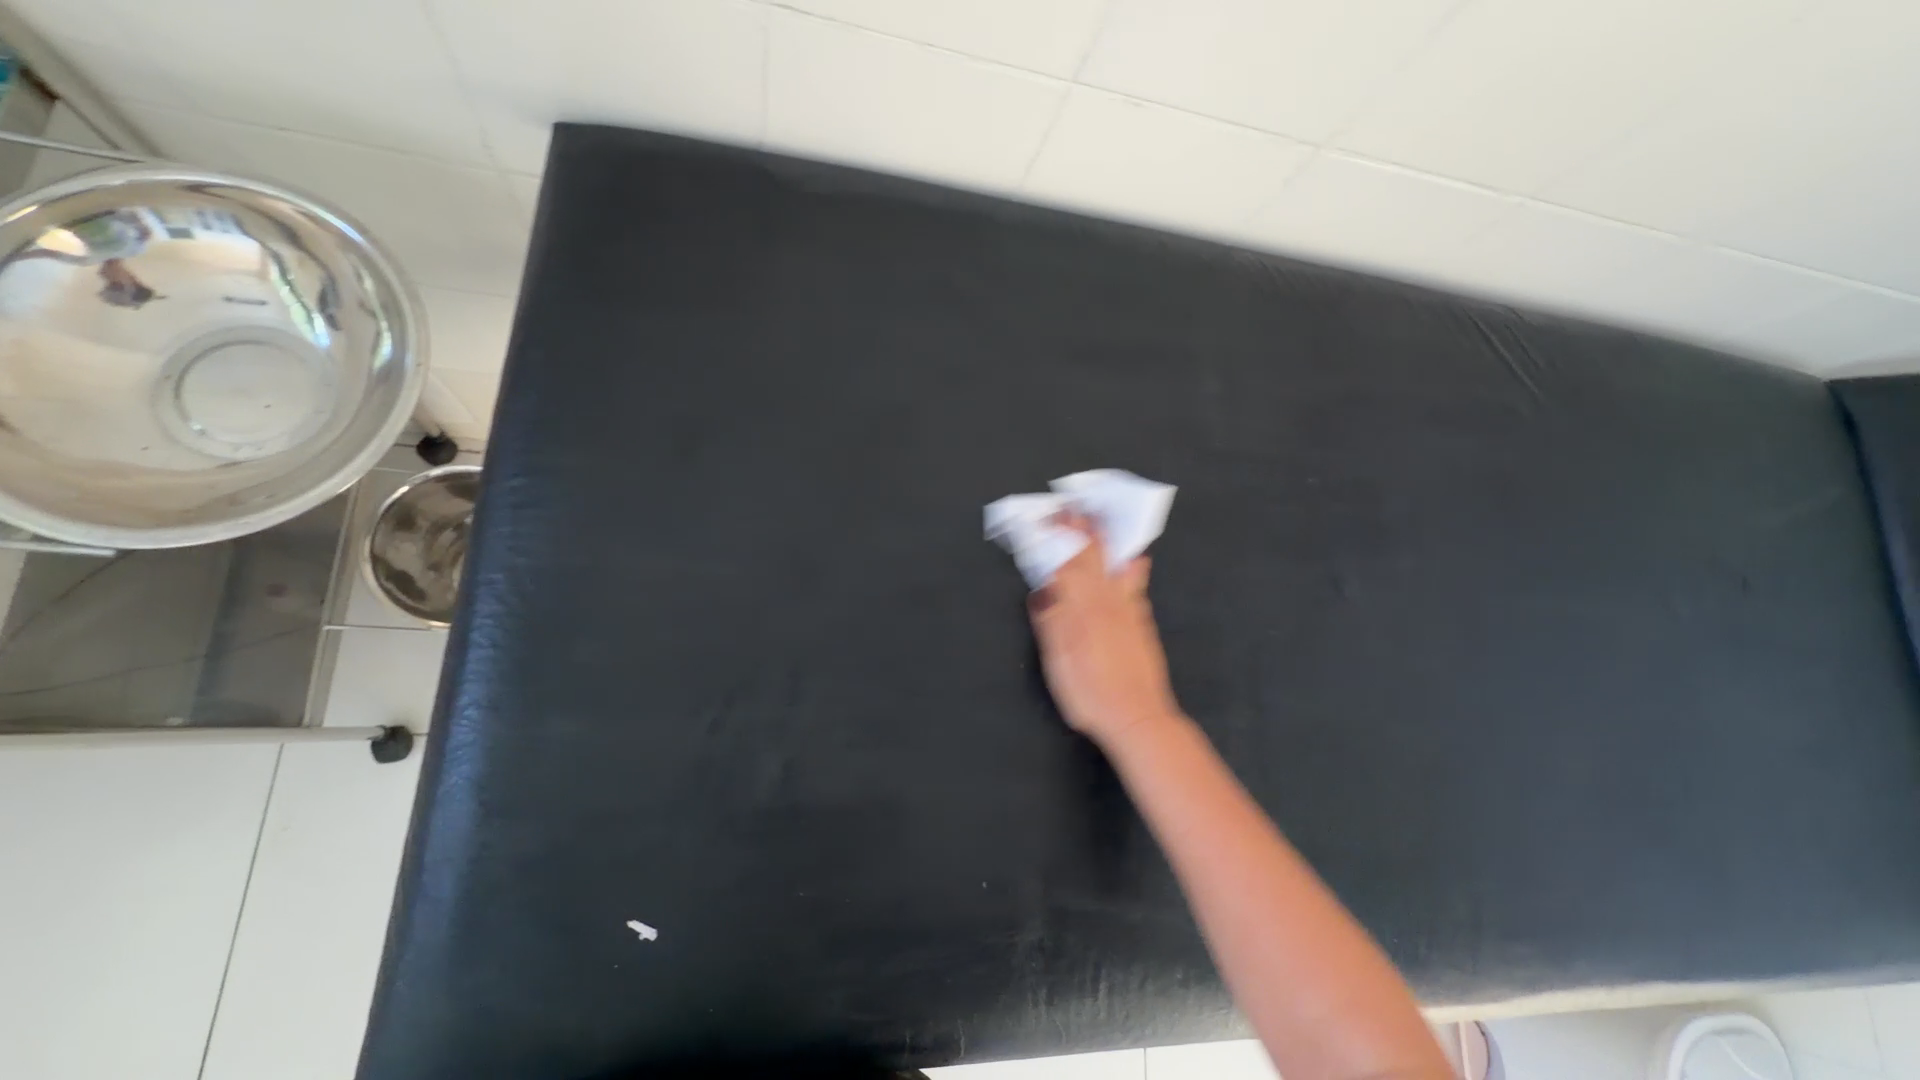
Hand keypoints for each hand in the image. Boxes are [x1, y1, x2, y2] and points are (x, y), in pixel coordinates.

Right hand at [1027, 514, 1182, 745]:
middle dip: (1080, 529)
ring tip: (1101, 520)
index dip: (1055, 539)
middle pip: (1091, 557)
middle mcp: (1105, 601)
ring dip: (1106, 540)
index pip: (1064, 564)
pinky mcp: (1142, 622)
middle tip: (1073, 506)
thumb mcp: (1056, 662)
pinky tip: (1136, 560)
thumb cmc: (1088, 693)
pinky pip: (1136, 584)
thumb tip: (1040, 590)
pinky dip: (1132, 566)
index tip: (1048, 516)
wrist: (1138, 716)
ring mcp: (1128, 610)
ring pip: (1116, 565)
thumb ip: (1049, 622)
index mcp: (1079, 609)